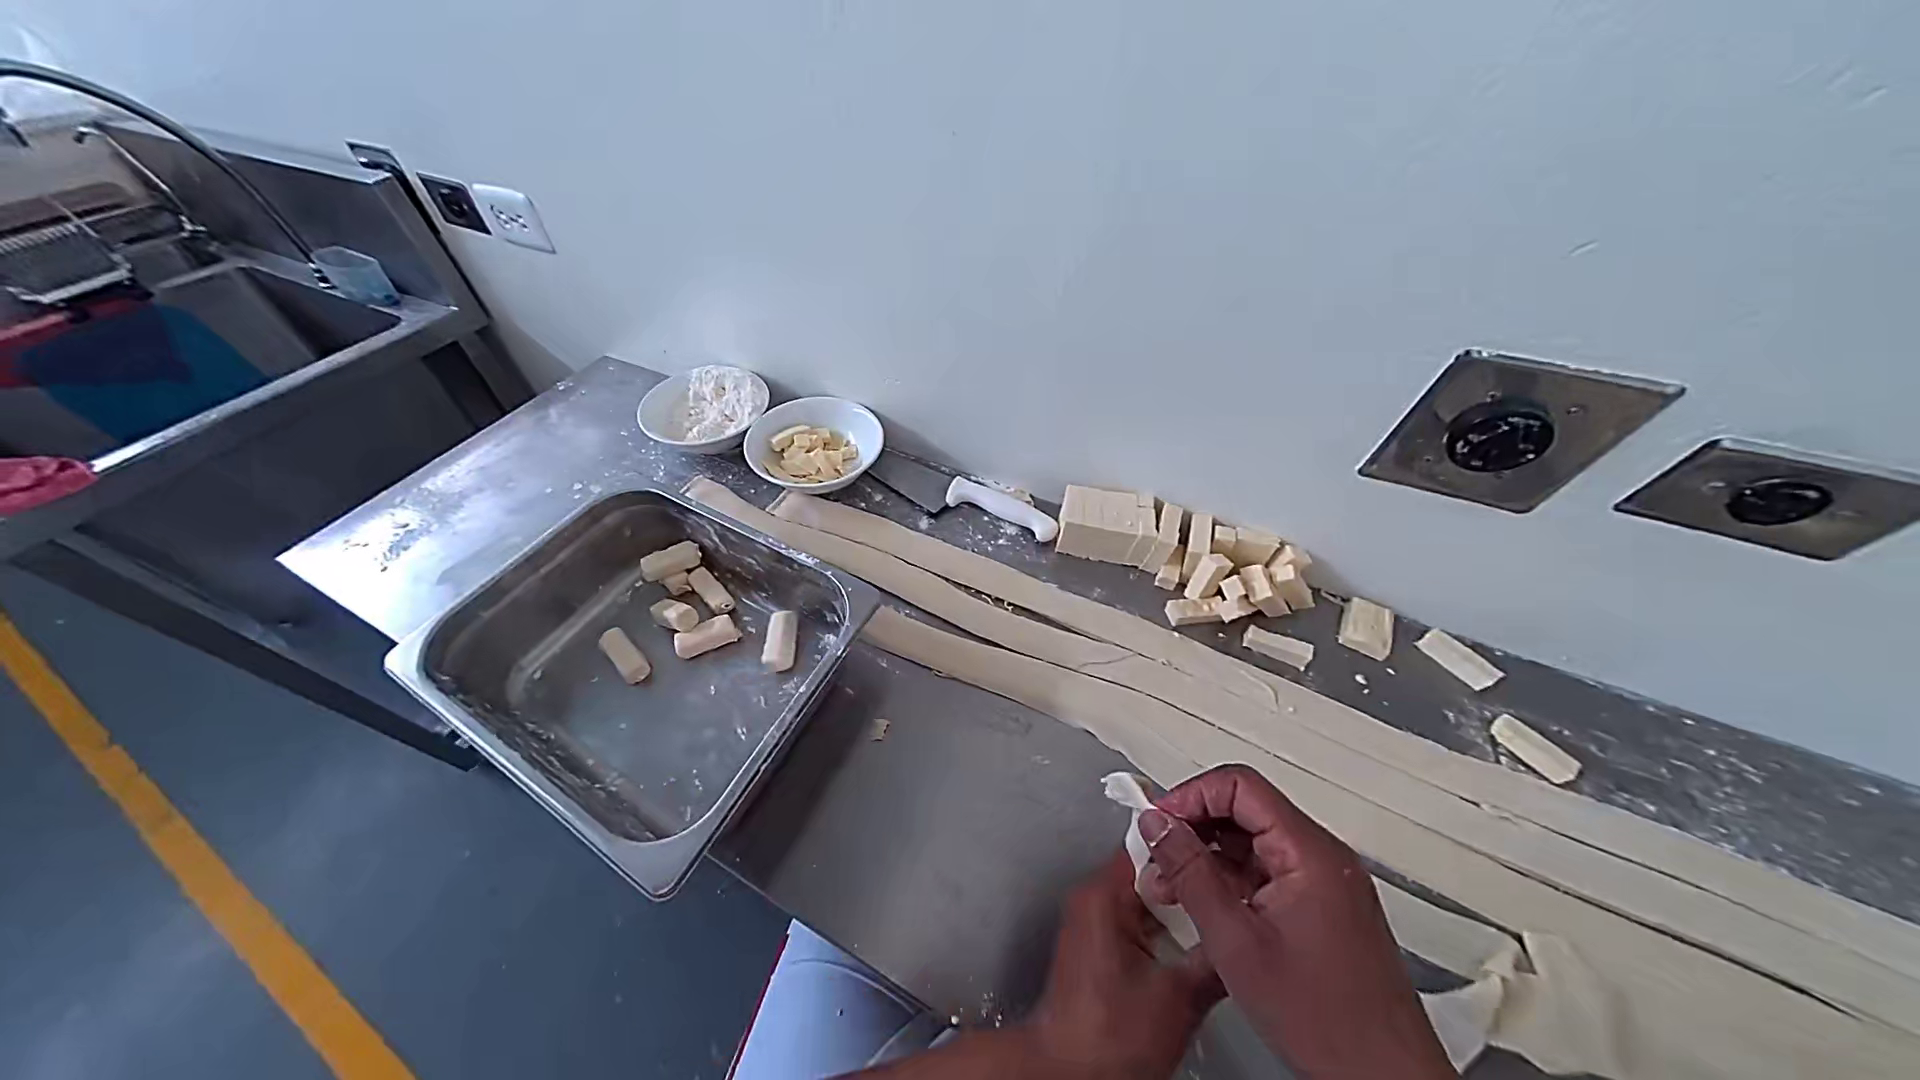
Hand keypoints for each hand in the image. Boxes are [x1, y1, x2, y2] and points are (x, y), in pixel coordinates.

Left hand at [1026, 850, 1224, 1079]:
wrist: (1067, 1074)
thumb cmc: (1112, 1036)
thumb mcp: (1177, 997)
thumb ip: (1213, 958)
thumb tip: (1243, 934)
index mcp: (1103, 895)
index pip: (1146, 847)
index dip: (1184, 846)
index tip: (1218, 852)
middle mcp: (1094, 899)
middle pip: (1148, 873)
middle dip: (1187, 882)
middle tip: (1230, 889)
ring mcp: (1095, 922)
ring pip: (1145, 899)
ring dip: (1178, 909)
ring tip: (1219, 914)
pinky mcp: (1100, 945)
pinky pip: (1137, 921)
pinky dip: (1164, 930)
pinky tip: (1195, 944)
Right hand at [1139, 764, 1454, 1079]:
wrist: (1384, 1079)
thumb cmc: (1331, 1024)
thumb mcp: (1235, 941)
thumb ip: (1190, 872)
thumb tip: (1159, 827)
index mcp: (1310, 853)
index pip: (1240, 787)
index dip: (1191, 796)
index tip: (1160, 819)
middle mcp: (1322, 856)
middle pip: (1243, 808)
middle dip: (1193, 826)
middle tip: (1159, 851)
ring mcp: (1322, 879)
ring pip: (1249, 839)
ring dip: (1205, 854)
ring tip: (1172, 882)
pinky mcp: (1318, 901)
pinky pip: (1262, 867)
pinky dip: (1226, 877)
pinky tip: (1202, 901)